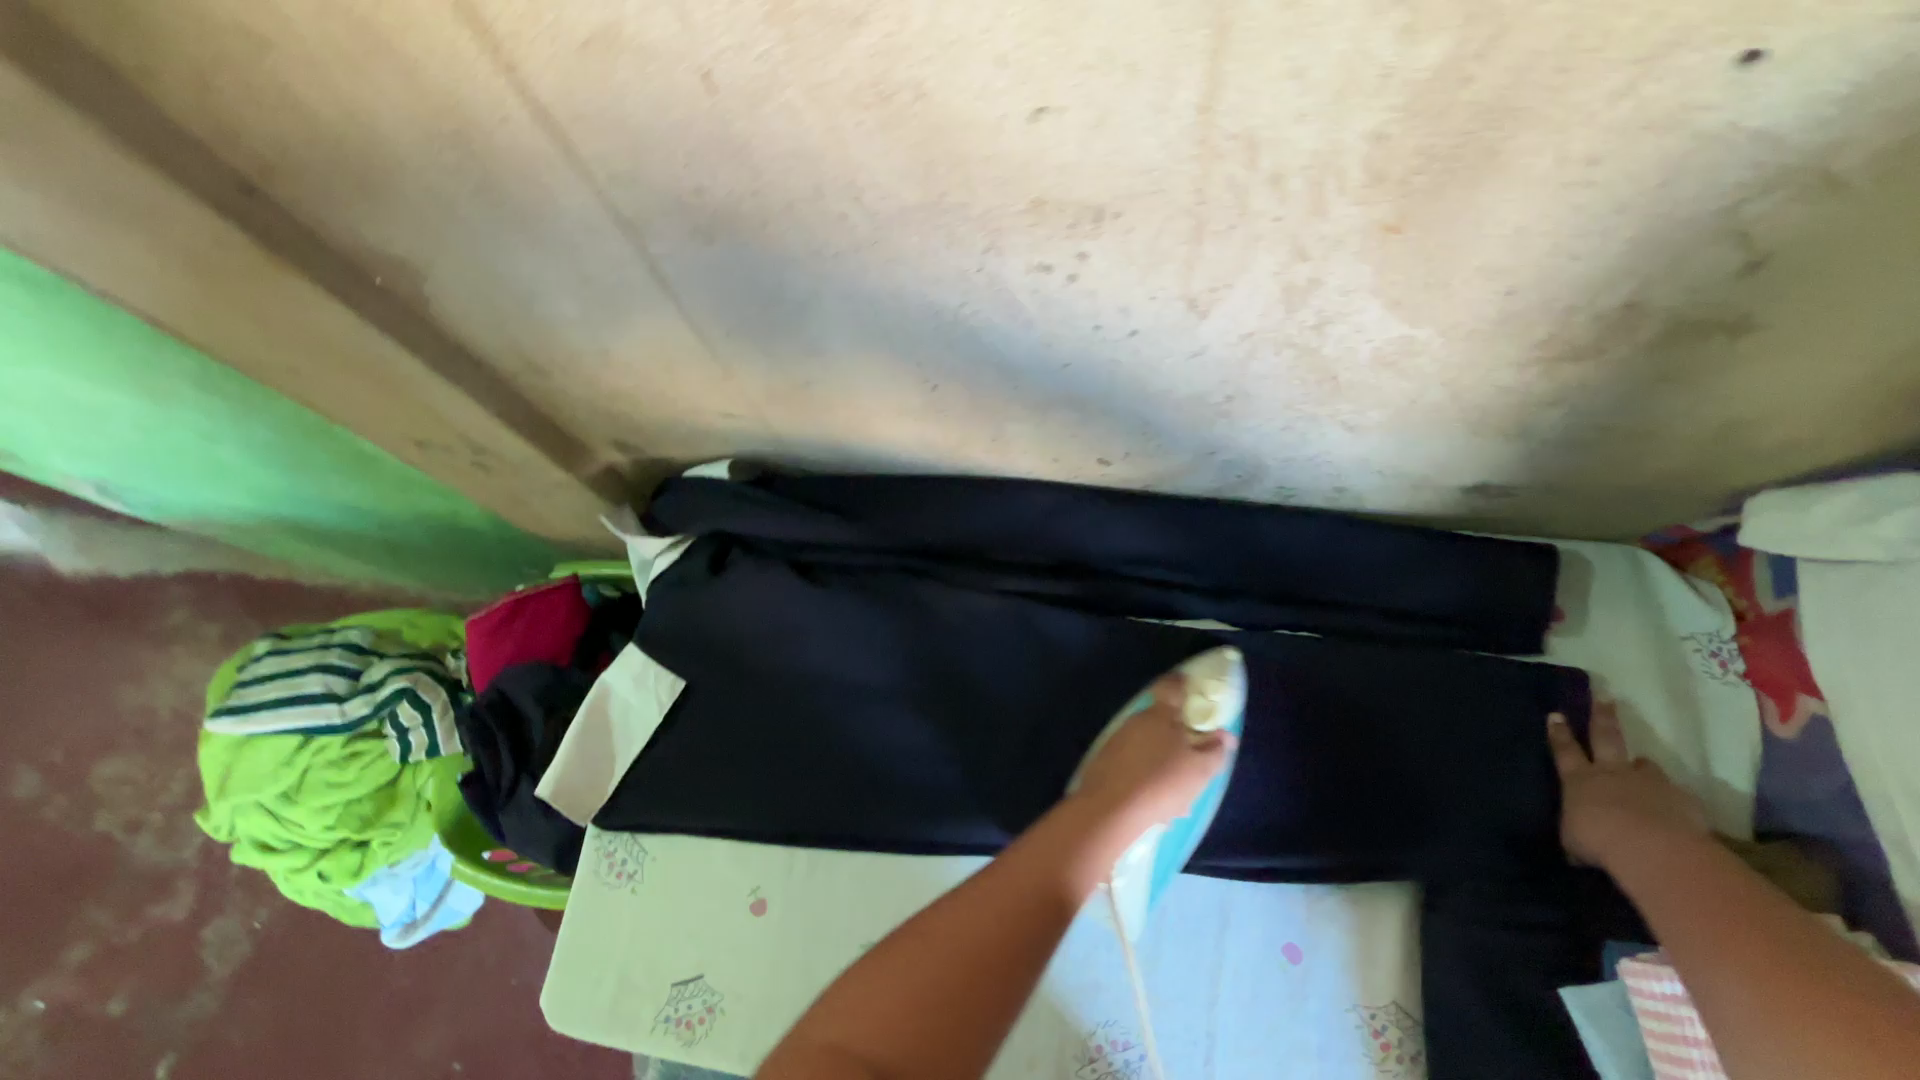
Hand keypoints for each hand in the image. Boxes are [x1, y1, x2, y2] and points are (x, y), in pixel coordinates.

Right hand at [1071, 674, 1236, 832]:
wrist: (1106, 811)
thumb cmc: (1140, 760)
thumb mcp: (1156, 718)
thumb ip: (1172, 697)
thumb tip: (1183, 678)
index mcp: (1205, 767)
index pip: (1221, 746)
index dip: (1215, 729)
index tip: (1203, 717)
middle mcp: (1193, 792)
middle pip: (1199, 766)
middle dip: (1188, 748)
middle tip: (1171, 728)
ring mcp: (1169, 811)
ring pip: (1176, 783)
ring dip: (1166, 767)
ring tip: (1145, 748)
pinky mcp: (1145, 819)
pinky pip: (1152, 794)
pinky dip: (1146, 782)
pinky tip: (1129, 772)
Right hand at [1547, 697, 1708, 869]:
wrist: (1651, 849)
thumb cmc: (1598, 842)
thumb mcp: (1573, 840)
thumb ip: (1577, 828)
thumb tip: (1578, 834)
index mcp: (1580, 780)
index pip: (1565, 751)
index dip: (1559, 733)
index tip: (1556, 714)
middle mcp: (1612, 773)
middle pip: (1606, 738)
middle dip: (1602, 717)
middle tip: (1605, 698)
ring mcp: (1649, 782)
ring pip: (1645, 765)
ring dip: (1641, 766)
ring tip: (1642, 768)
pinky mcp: (1681, 798)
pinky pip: (1674, 794)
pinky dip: (1671, 799)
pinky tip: (1673, 811)